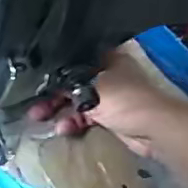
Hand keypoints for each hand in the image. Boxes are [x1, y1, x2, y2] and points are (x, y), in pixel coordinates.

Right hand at [27, 40, 187, 155]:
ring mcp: (109, 96)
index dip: (53, 72)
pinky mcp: (109, 117)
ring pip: (76, 102)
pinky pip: (84, 118)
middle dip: (52, 96)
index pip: (73, 61)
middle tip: (34, 108)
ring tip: (41, 120)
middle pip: (71, 83)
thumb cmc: (126, 100)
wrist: (153, 130)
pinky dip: (73, 123)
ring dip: (59, 111)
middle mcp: (107, 74)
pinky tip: (63, 129)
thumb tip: (48, 83)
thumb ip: (67, 83)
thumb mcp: (91, 86)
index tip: (36, 84)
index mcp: (106, 58)